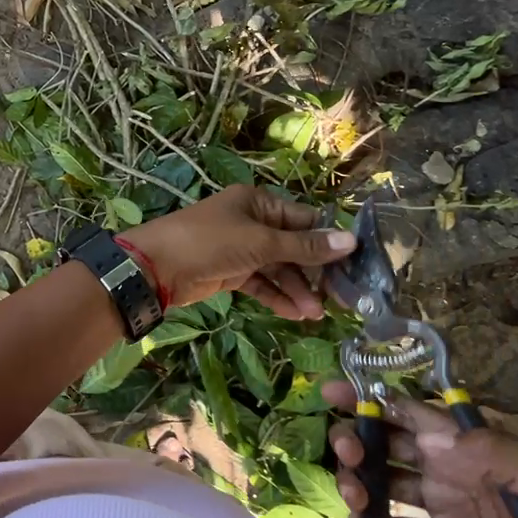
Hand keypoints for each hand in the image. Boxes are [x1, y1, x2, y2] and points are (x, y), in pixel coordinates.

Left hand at [118, 186, 355, 319]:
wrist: (157, 265)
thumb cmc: (209, 242)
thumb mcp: (259, 242)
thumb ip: (304, 246)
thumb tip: (351, 240)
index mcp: (257, 202)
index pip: (304, 219)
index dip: (330, 242)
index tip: (359, 267)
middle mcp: (250, 221)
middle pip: (295, 246)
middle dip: (317, 272)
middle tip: (343, 299)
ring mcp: (240, 247)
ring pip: (280, 268)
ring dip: (298, 289)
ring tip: (315, 314)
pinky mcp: (231, 271)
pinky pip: (262, 283)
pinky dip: (278, 296)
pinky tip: (296, 314)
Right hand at [323, 382, 517, 517]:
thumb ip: (507, 456)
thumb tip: (434, 434)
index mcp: (475, 455)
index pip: (413, 413)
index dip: (370, 396)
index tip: (332, 393)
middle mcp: (451, 477)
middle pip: (386, 445)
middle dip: (354, 438)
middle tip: (348, 451)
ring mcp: (445, 517)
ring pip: (381, 485)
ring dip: (356, 480)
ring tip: (355, 493)